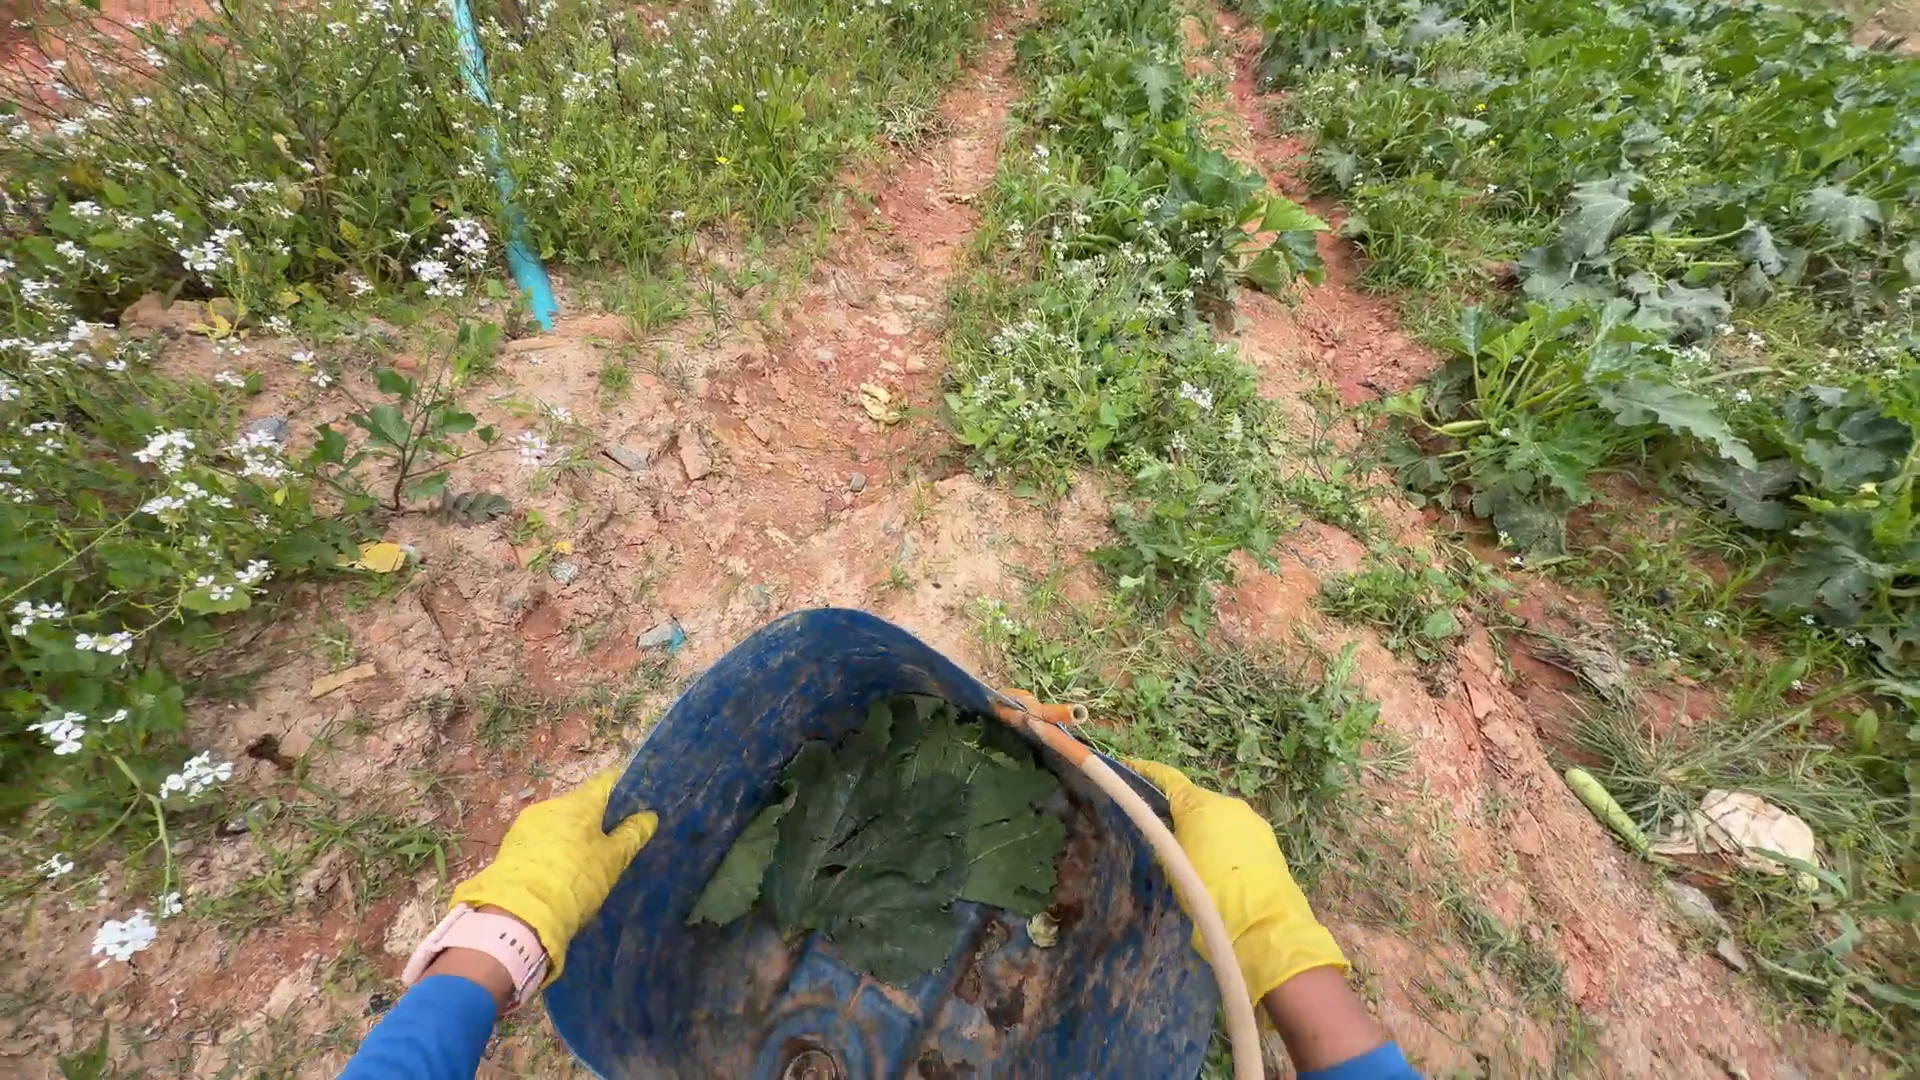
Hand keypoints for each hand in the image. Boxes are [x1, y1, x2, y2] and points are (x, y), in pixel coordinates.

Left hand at [449, 767, 655, 986]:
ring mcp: (526, 826)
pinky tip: (560, 873)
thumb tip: (649, 815)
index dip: (626, 791)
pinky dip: (553, 850)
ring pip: (560, 823)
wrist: (516, 918)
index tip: (638, 808)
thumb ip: (633, 833)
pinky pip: (540, 841)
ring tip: (584, 863)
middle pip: (583, 804)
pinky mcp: (508, 848)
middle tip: (612, 844)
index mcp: (580, 801)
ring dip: (573, 836)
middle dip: (598, 820)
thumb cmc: (575, 879)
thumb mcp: (614, 859)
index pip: (609, 781)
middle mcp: (551, 804)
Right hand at [1127, 759, 1346, 1003]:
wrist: (1265, 929)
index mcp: (1198, 804)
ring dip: (1203, 828)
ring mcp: (1252, 820)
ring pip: (1218, 817)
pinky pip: (1237, 833)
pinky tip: (1219, 867)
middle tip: (1160, 830)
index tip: (1127, 769)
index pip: (1166, 778)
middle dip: (1177, 811)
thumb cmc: (1209, 895)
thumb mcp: (1172, 864)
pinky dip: (1224, 842)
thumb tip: (1161, 827)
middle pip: (1194, 799)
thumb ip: (1165, 836)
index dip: (1145, 772)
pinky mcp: (1268, 840)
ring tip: (1191, 854)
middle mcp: (1227, 803)